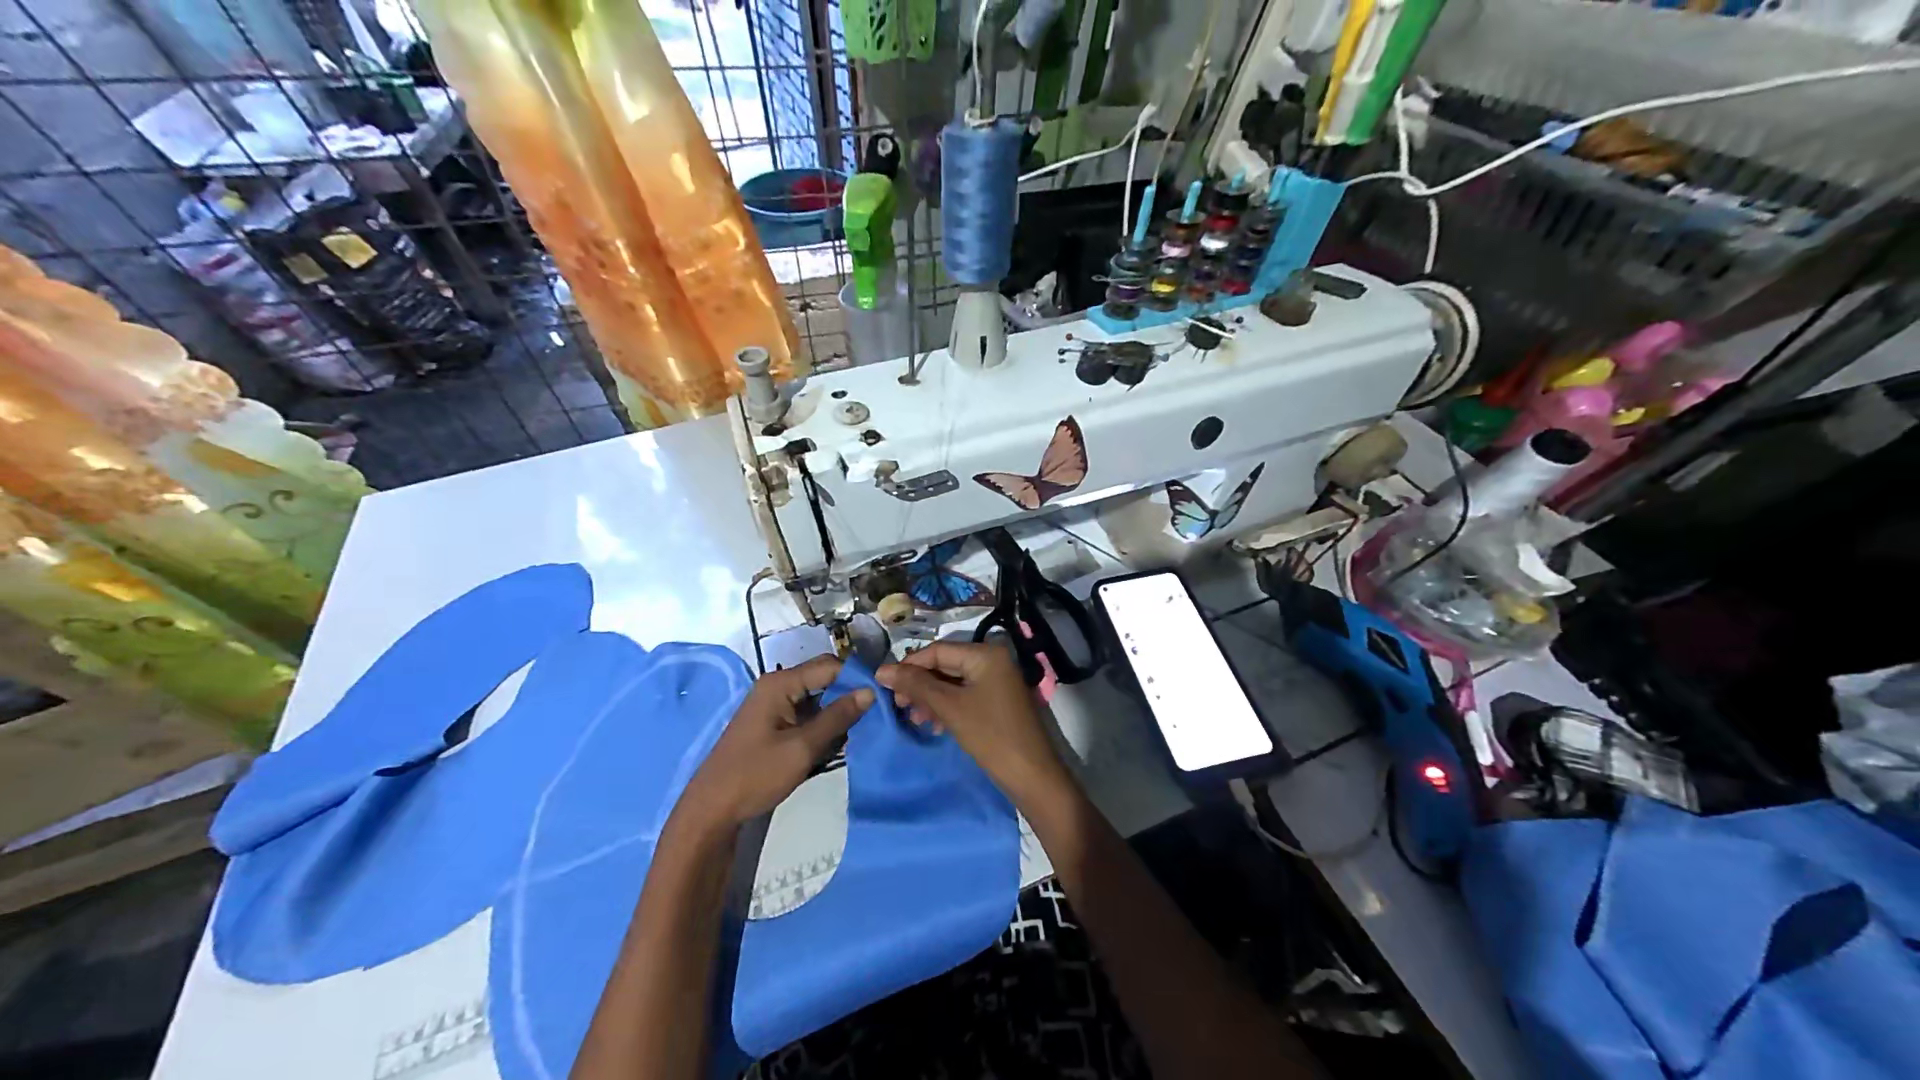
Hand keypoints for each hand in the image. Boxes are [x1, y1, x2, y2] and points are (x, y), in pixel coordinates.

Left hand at [679, 656, 872, 827]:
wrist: (712, 810)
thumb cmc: (756, 775)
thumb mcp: (802, 748)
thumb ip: (837, 717)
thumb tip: (870, 691)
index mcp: (780, 683)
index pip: (829, 666)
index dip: (857, 677)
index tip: (884, 695)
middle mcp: (776, 686)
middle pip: (823, 679)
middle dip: (849, 695)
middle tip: (877, 715)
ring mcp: (773, 705)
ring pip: (817, 699)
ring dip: (837, 713)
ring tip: (864, 729)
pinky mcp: (773, 724)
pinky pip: (806, 714)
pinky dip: (823, 724)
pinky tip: (840, 742)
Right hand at [876, 641, 1071, 804]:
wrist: (1031, 775)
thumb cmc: (990, 735)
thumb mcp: (949, 707)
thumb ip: (916, 686)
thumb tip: (882, 671)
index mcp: (985, 654)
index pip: (937, 650)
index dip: (909, 666)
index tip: (883, 685)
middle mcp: (992, 661)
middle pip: (945, 665)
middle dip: (919, 684)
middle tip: (898, 705)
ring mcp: (996, 681)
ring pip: (952, 682)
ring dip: (930, 698)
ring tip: (914, 718)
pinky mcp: (996, 702)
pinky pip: (964, 696)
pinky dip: (946, 707)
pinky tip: (933, 724)